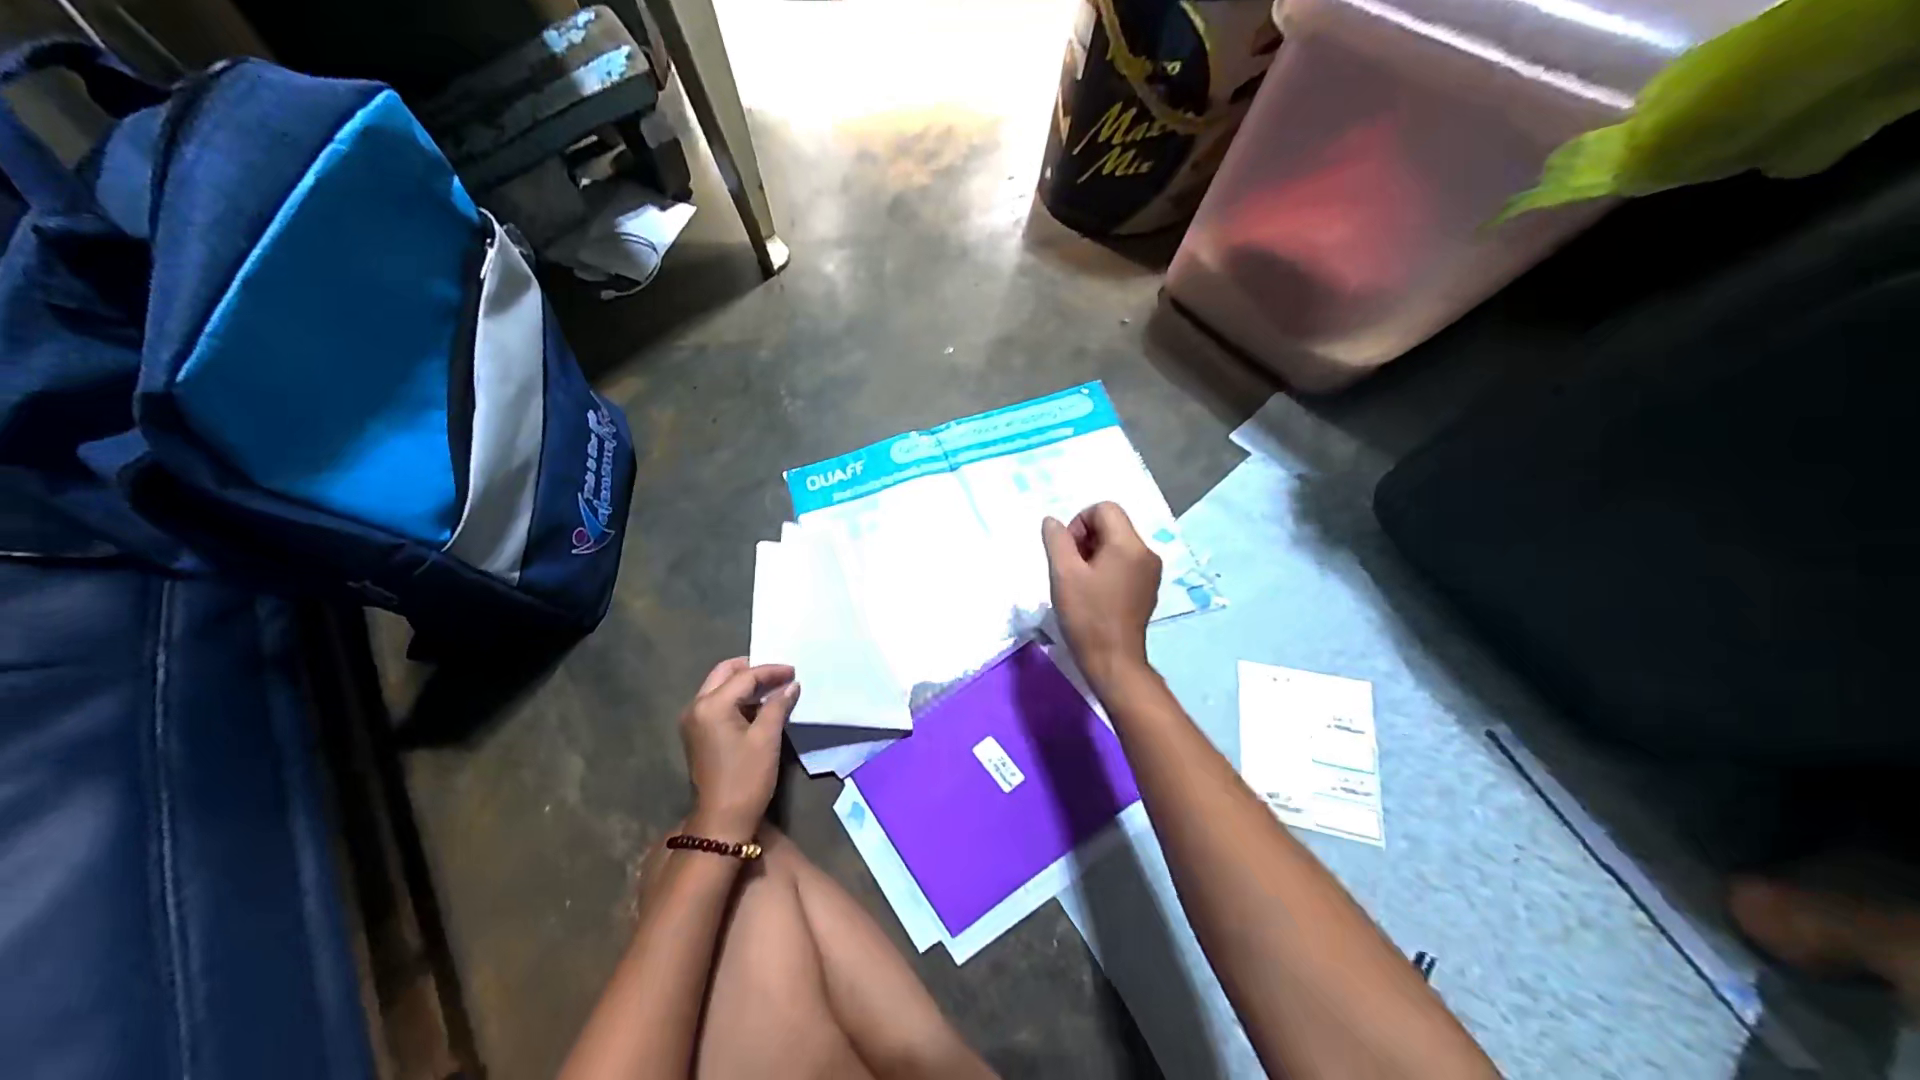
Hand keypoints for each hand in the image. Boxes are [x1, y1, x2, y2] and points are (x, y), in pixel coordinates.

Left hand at [678, 659, 798, 840]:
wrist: (722, 820)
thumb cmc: (746, 777)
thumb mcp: (767, 738)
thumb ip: (778, 705)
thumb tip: (791, 685)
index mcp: (711, 705)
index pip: (745, 676)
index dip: (771, 671)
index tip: (795, 671)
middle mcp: (696, 707)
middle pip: (725, 673)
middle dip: (753, 670)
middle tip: (780, 674)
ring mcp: (693, 720)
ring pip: (720, 687)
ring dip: (745, 684)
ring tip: (774, 688)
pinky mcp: (697, 733)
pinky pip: (717, 703)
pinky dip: (738, 698)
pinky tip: (759, 705)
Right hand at [1042, 501, 1160, 685]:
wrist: (1113, 661)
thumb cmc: (1087, 616)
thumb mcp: (1063, 574)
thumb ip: (1056, 540)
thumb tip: (1052, 521)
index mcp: (1129, 545)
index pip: (1104, 509)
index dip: (1078, 522)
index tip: (1067, 552)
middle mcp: (1146, 552)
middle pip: (1112, 524)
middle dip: (1086, 538)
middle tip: (1070, 568)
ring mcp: (1151, 572)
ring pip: (1118, 544)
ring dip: (1095, 554)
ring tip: (1080, 582)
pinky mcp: (1148, 588)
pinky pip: (1125, 562)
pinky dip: (1107, 567)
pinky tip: (1094, 592)